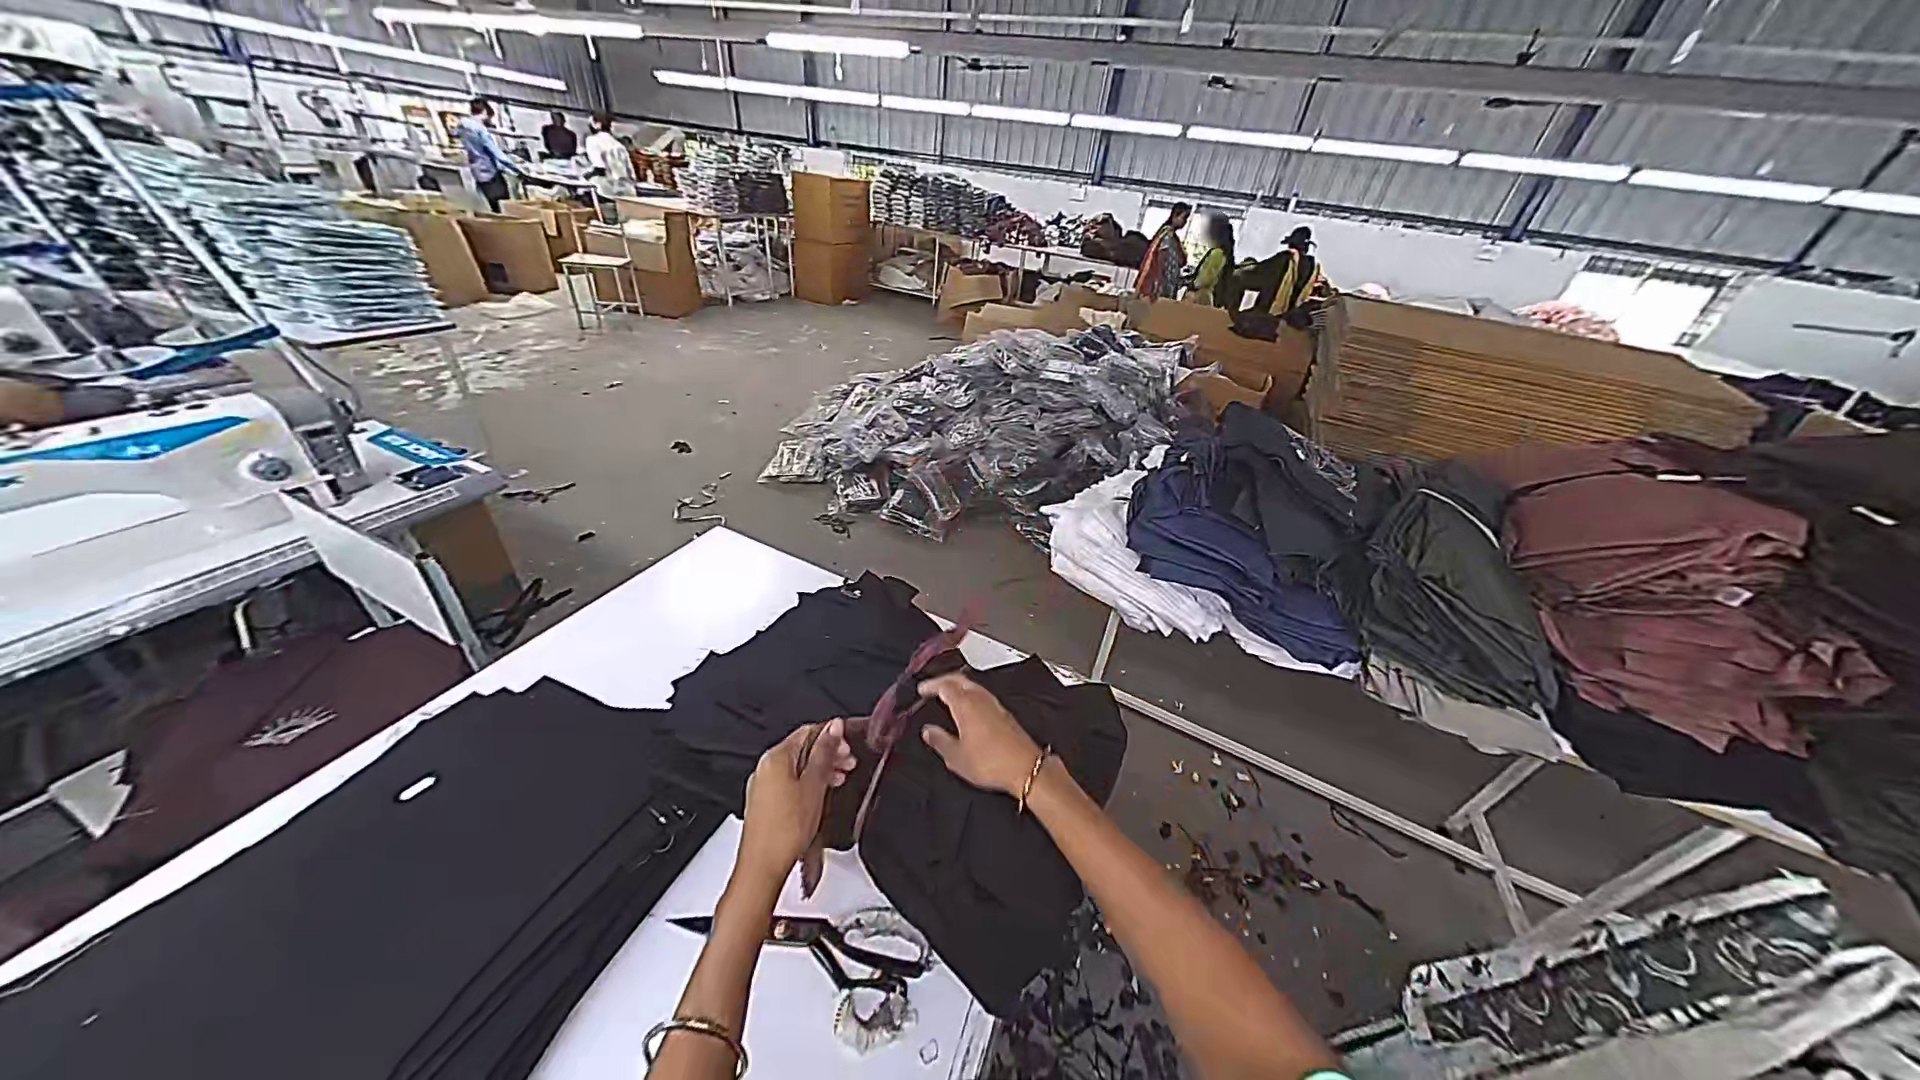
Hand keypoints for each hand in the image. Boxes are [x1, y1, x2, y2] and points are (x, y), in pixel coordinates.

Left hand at [737, 719, 854, 886]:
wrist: (763, 867)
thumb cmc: (785, 830)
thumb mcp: (814, 785)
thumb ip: (825, 753)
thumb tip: (834, 728)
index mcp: (774, 758)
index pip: (807, 732)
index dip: (831, 736)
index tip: (847, 745)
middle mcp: (764, 768)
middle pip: (801, 749)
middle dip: (827, 753)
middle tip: (847, 762)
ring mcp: (762, 787)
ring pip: (796, 767)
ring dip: (820, 769)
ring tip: (839, 778)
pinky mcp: (764, 803)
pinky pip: (789, 783)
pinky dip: (807, 784)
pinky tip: (821, 794)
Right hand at [917, 673, 1042, 796]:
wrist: (1026, 768)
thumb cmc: (992, 762)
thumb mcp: (956, 757)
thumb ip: (939, 741)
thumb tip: (928, 732)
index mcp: (966, 705)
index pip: (944, 686)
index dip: (931, 685)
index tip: (922, 689)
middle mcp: (981, 699)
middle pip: (959, 679)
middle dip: (944, 680)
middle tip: (933, 686)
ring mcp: (995, 704)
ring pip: (973, 685)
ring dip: (958, 685)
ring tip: (949, 694)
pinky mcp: (1005, 713)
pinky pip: (983, 695)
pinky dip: (970, 694)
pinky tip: (969, 707)